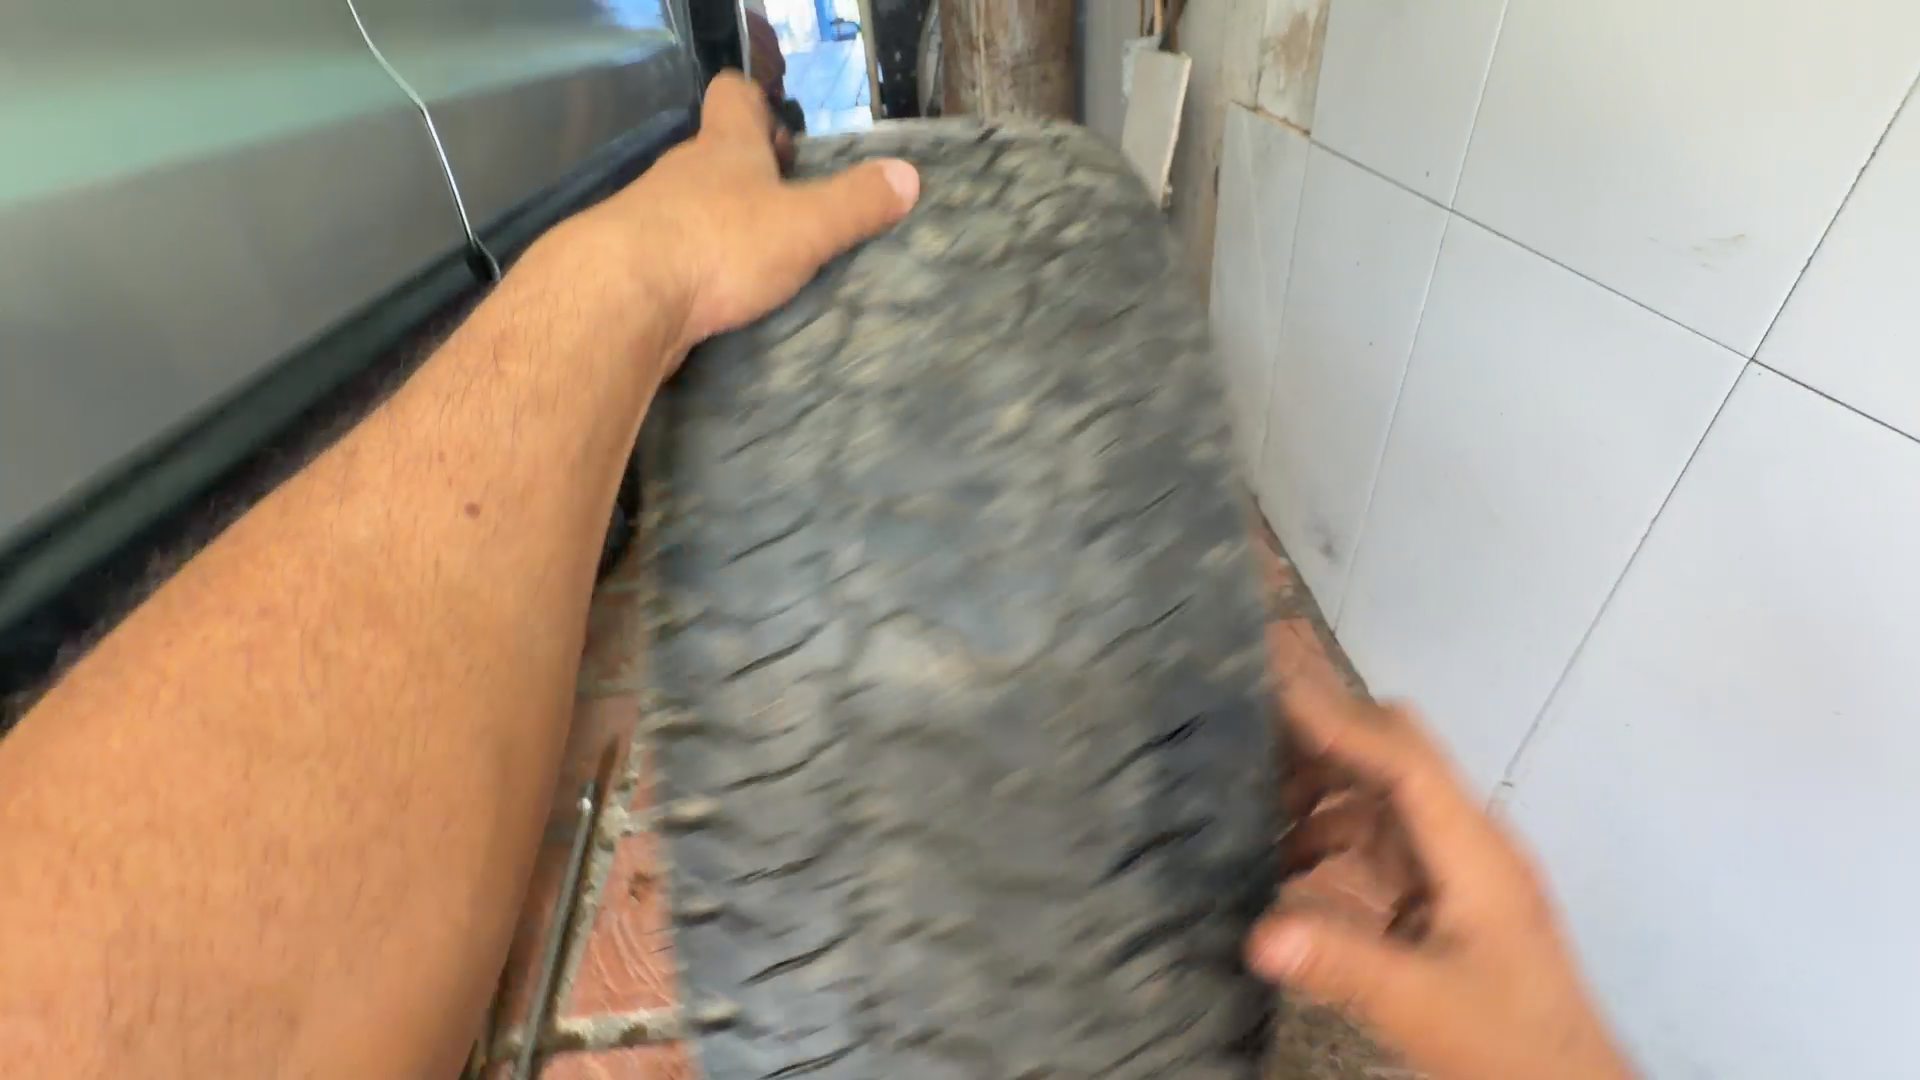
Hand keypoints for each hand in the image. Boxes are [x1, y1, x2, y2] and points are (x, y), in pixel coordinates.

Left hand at [579, 73, 917, 358]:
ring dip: (724, 223)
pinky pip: (676, 251)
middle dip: (749, 174)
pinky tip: (719, 294)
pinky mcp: (638, 263)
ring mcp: (654, 216)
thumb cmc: (721, 245)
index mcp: (726, 149)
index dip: (757, 104)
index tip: (780, 133)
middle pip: (716, 155)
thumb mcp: (805, 225)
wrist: (626, 296)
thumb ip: (855, 204)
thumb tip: (909, 176)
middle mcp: (685, 172)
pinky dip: (699, 264)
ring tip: (759, 258)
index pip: (734, 96)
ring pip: (694, 206)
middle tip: (787, 206)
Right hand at [1248, 672, 1635, 1079]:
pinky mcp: (1437, 886)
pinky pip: (1373, 832)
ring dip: (1320, 784)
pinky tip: (1286, 860)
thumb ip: (1343, 966)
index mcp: (1472, 850)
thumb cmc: (1513, 1047)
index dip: (1340, 723)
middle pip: (1393, 755)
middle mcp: (1463, 837)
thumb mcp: (1426, 1010)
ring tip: (1255, 796)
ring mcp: (1452, 860)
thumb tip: (1259, 935)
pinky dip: (1325, 829)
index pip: (1404, 760)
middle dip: (1326, 738)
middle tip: (1255, 734)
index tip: (1276, 695)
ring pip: (1378, 788)